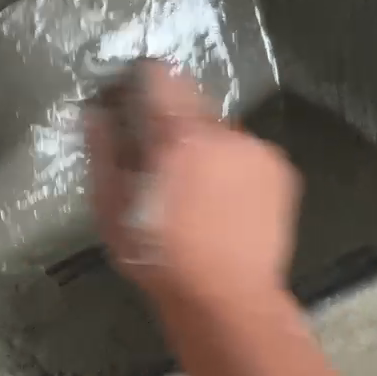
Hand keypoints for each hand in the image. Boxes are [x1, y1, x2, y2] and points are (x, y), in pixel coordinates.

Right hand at [88, 63, 299, 311]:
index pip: (161, 78)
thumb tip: (94, 113)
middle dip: (167, 120)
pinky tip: (215, 198)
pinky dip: (226, 163)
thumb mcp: (111, 207)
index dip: (140, 77)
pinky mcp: (282, 173)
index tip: (125, 86)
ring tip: (184, 184)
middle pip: (191, 103)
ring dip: (198, 144)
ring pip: (219, 131)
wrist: (226, 298)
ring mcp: (259, 153)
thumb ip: (102, 153)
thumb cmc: (156, 255)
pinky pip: (244, 154)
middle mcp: (226, 134)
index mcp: (180, 137)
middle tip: (150, 155)